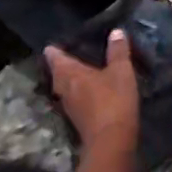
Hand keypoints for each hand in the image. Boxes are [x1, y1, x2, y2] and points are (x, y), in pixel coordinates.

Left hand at [45, 29, 139, 158]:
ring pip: (64, 90)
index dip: (54, 52)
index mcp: (72, 75)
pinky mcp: (78, 120)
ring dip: (67, 81)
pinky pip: (73, 100)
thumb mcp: (121, 71)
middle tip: (63, 58)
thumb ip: (118, 51)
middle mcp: (66, 90)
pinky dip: (77, 93)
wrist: (111, 140)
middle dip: (59, 67)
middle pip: (58, 76)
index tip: (50, 46)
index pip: (57, 59)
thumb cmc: (114, 99)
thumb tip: (116, 31)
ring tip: (75, 73)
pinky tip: (86, 92)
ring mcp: (71, 108)